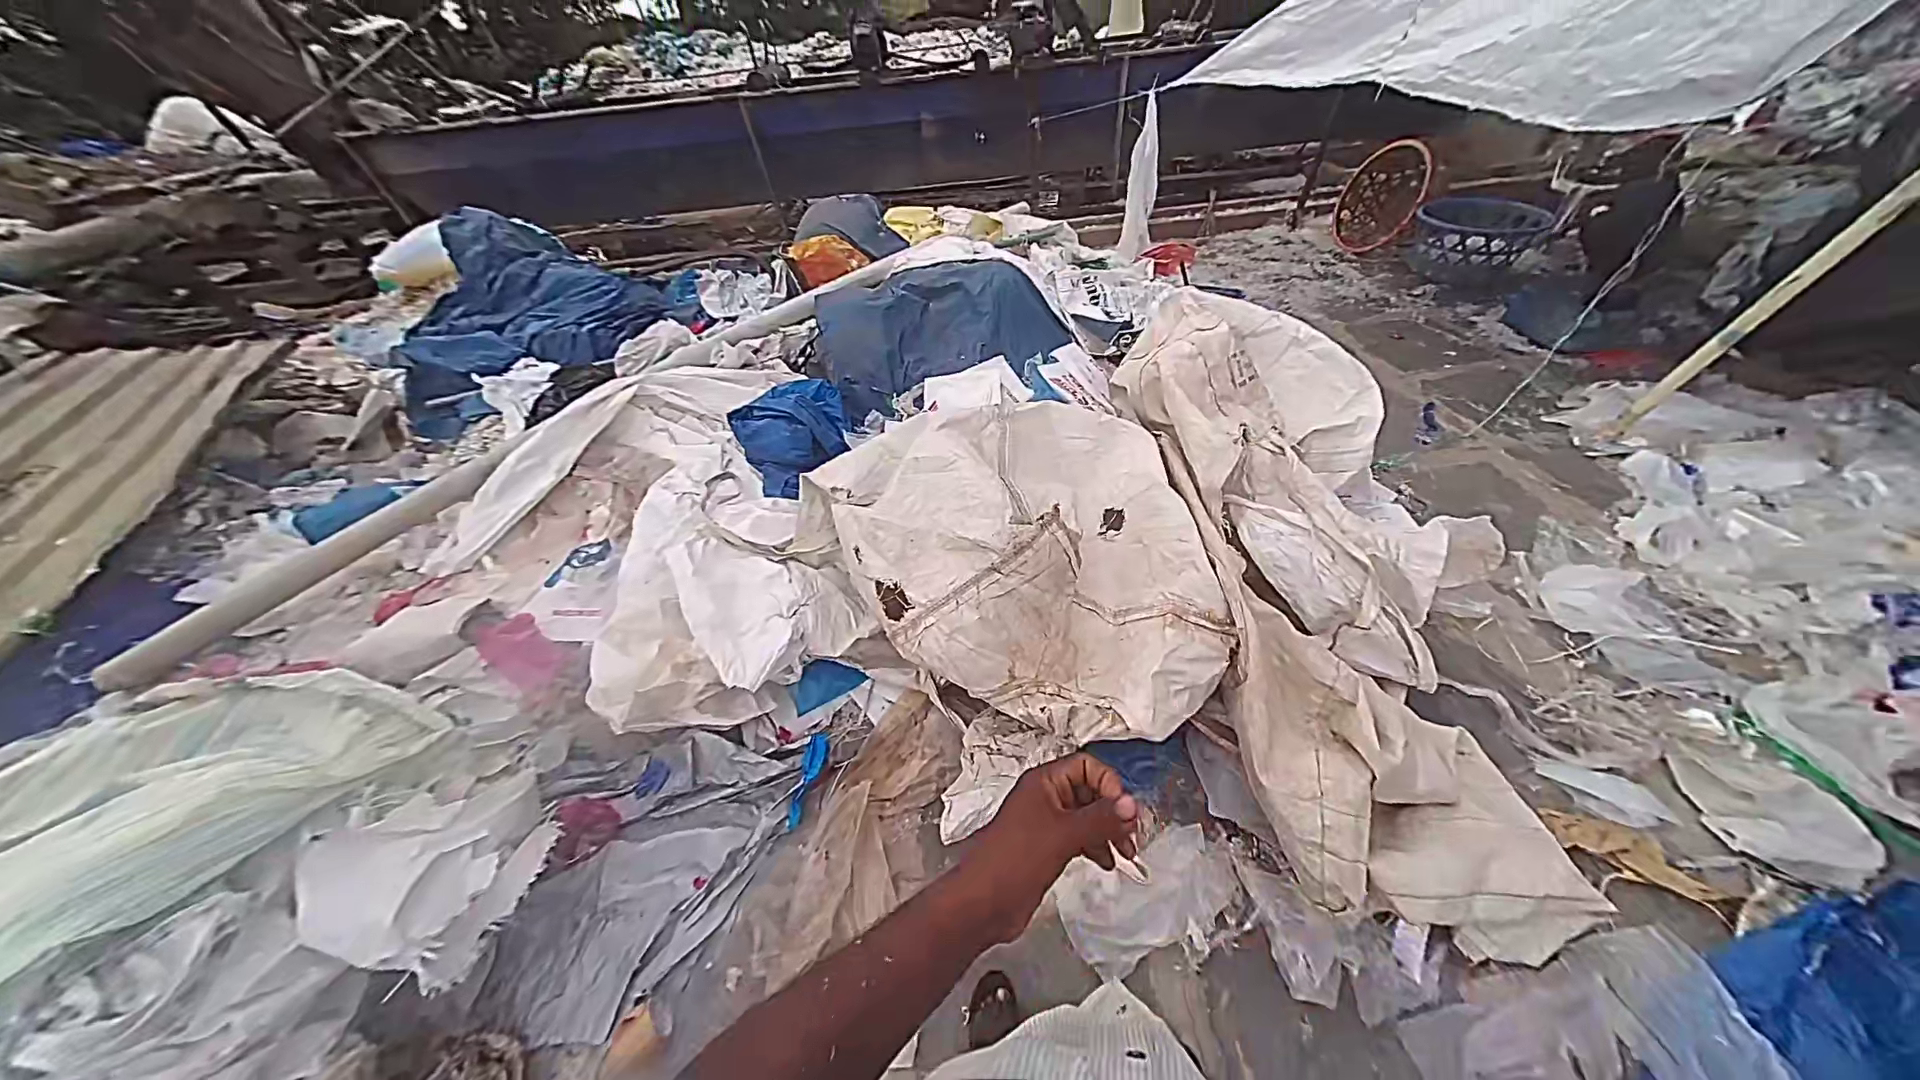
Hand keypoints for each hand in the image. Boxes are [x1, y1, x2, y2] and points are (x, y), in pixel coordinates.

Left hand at [961, 753, 1140, 941]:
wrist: (984, 901)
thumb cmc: (1013, 860)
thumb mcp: (1063, 834)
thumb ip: (1100, 818)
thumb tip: (1131, 804)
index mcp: (1043, 782)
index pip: (1085, 766)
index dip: (1108, 783)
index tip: (1124, 810)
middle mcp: (1045, 797)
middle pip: (1089, 790)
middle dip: (1113, 810)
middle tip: (1131, 834)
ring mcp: (1046, 822)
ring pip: (1086, 816)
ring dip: (1108, 830)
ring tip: (1125, 852)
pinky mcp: (1048, 845)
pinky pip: (1079, 836)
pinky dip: (1096, 845)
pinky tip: (1105, 861)